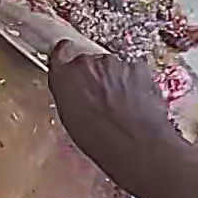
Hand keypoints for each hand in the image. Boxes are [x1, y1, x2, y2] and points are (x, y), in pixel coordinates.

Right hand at [47, 41, 197, 197]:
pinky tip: (136, 101)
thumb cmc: (100, 139)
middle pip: (88, 62)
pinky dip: (134, 82)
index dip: (66, 54)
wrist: (134, 144)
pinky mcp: (137, 67)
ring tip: (120, 104)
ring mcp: (113, 63)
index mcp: (63, 77)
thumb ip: (68, 94)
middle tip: (100, 97)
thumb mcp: (70, 119)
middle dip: (94, 75)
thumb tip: (74, 91)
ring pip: (112, 66)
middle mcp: (85, 64)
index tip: (68, 55)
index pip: (60, 53)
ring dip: (114, 79)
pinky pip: (133, 70)